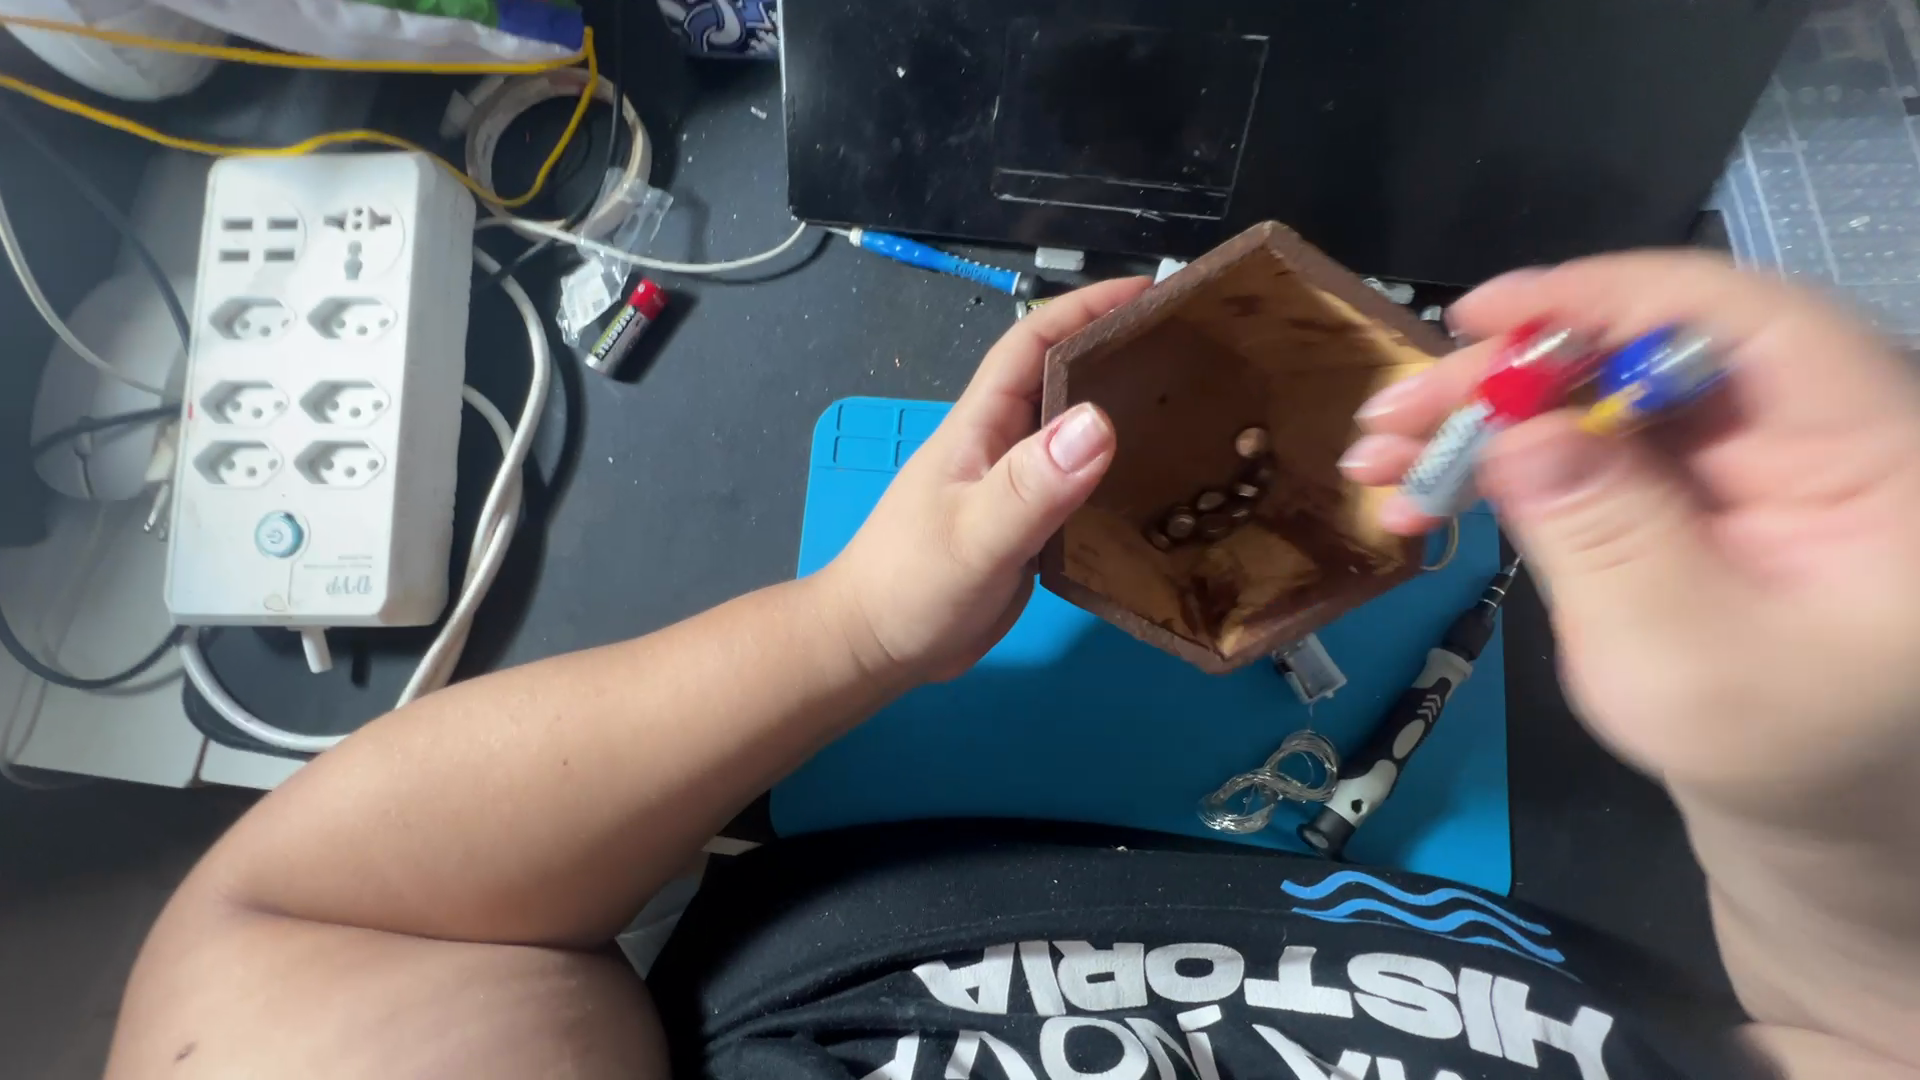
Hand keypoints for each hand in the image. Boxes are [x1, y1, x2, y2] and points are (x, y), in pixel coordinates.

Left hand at [823, 278, 1152, 683]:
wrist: (880, 646)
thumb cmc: (911, 585)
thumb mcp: (973, 536)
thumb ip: (1029, 485)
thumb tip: (1100, 422)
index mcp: (981, 426)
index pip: (1032, 344)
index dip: (1085, 308)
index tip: (1150, 292)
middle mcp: (1002, 447)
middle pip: (1063, 383)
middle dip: (1118, 356)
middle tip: (1192, 353)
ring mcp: (1015, 489)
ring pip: (1075, 437)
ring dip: (1123, 416)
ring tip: (1193, 412)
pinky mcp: (1028, 529)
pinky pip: (1078, 488)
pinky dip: (1115, 478)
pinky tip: (1156, 486)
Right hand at [1338, 252, 1919, 819]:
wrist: (1800, 799)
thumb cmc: (1770, 747)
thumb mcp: (1680, 654)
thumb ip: (1604, 538)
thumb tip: (1513, 433)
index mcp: (1862, 453)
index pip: (1736, 323)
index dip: (1602, 297)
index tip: (1476, 317)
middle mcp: (1788, 434)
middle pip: (1626, 357)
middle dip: (1493, 381)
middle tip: (1385, 418)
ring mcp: (1715, 465)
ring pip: (1574, 403)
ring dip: (1463, 426)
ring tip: (1372, 463)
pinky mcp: (1657, 493)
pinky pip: (1557, 455)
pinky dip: (1478, 470)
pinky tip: (1411, 500)